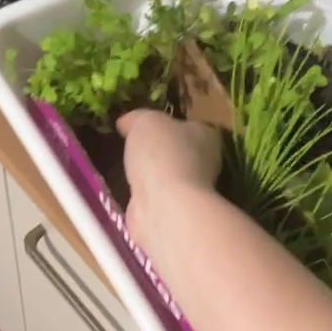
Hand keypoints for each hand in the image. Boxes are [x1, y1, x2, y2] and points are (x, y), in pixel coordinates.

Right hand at [118, 109, 220, 244]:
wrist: (164, 204)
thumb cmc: (162, 153)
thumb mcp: (146, 121)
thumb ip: (137, 118)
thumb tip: (126, 122)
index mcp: (206, 135)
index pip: (188, 125)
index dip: (166, 123)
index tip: (142, 125)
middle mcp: (205, 164)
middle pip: (178, 152)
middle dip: (158, 150)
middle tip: (131, 146)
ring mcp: (190, 191)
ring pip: (166, 176)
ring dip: (150, 174)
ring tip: (126, 168)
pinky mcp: (174, 212)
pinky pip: (155, 197)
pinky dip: (144, 194)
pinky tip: (129, 191)